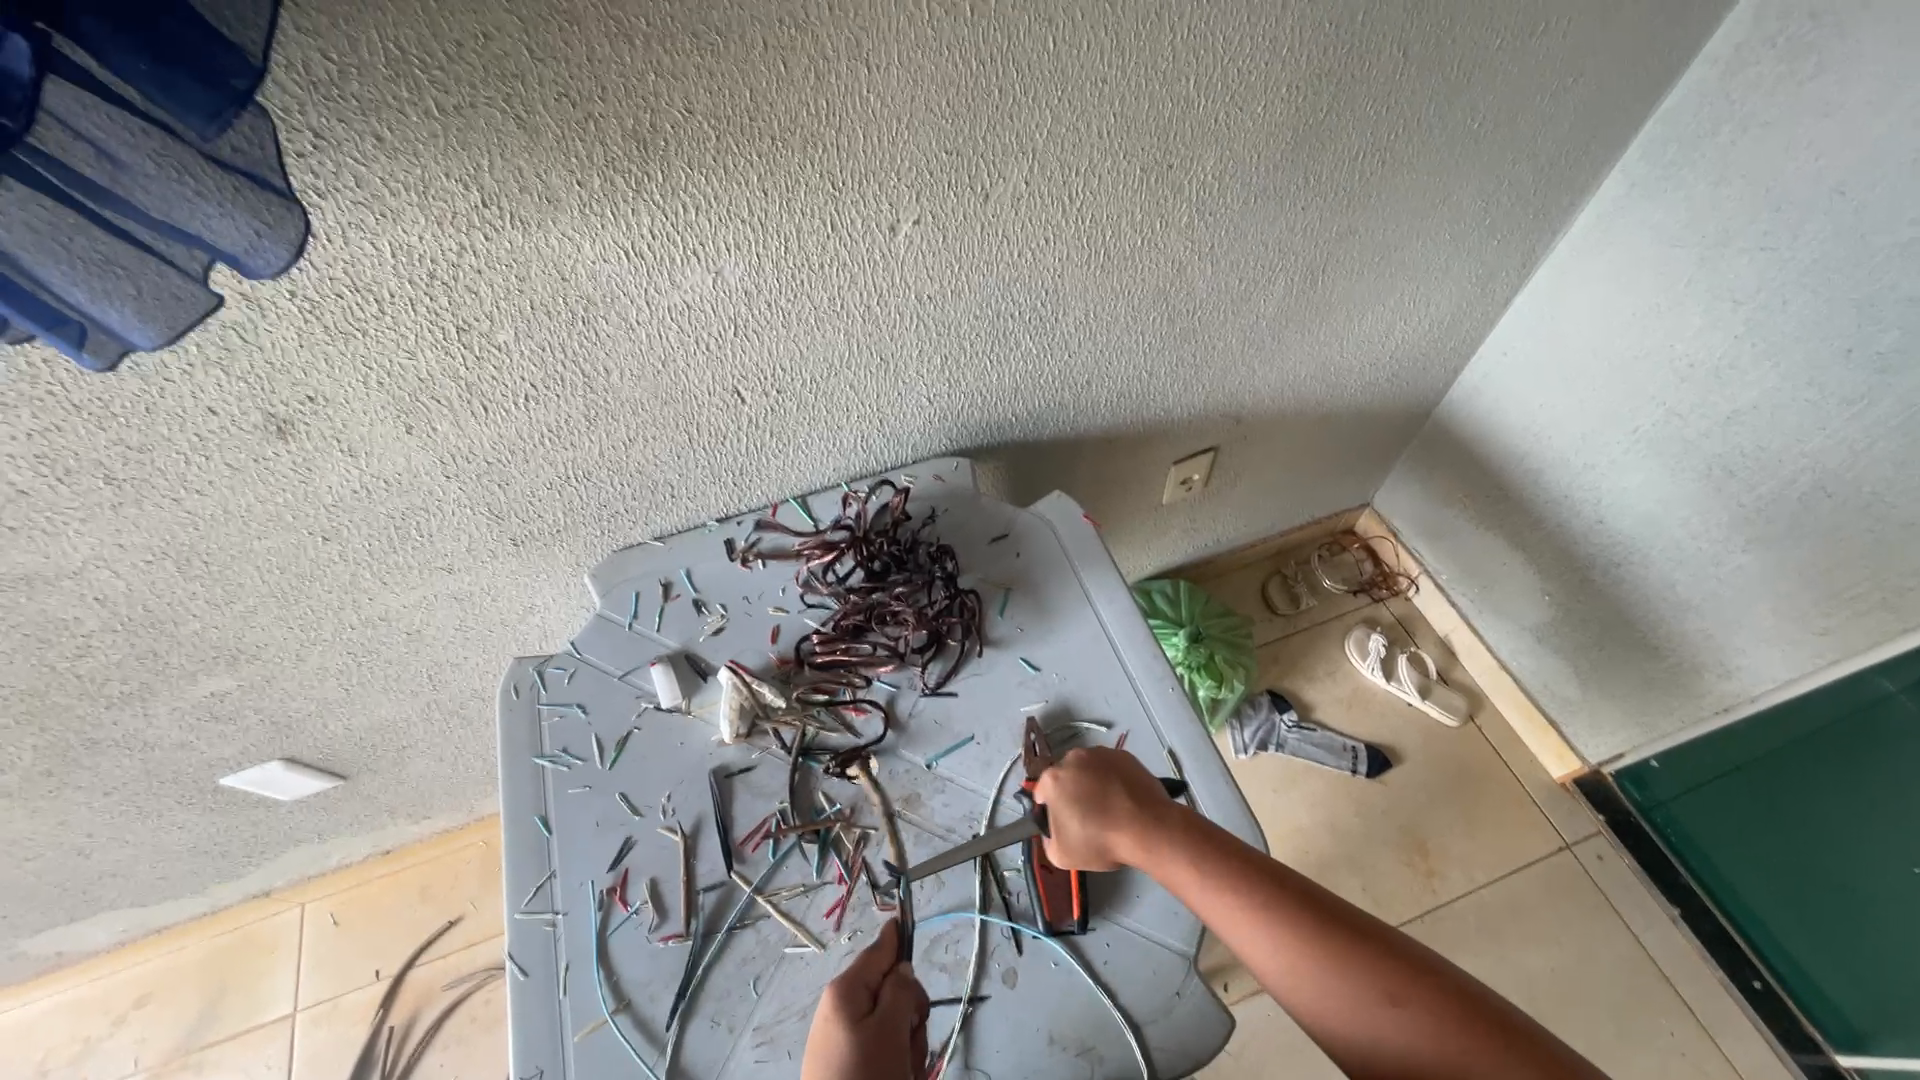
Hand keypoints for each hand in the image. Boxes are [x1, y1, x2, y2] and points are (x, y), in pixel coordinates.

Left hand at [802, 919, 929, 1079]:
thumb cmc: (865, 1076)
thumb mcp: (890, 1031)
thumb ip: (900, 991)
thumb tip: (901, 966)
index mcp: (846, 990)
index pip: (878, 950)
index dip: (897, 936)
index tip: (906, 915)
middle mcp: (842, 1007)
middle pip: (892, 989)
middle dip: (910, 1013)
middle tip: (909, 1039)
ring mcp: (844, 1036)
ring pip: (892, 1022)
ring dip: (906, 1043)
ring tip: (901, 1070)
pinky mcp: (847, 1061)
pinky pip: (881, 1047)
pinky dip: (894, 1060)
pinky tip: (896, 1077)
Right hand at [1033, 746, 1184, 870]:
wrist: (1148, 829)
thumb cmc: (1100, 841)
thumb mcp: (1061, 855)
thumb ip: (1048, 839)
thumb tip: (1052, 831)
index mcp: (1052, 778)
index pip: (1042, 793)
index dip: (1051, 810)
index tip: (1065, 824)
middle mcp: (1073, 758)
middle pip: (1066, 777)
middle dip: (1072, 793)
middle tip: (1088, 816)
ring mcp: (1101, 753)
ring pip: (1089, 769)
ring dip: (1093, 783)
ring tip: (1110, 807)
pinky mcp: (1124, 755)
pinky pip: (1111, 767)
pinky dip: (1113, 779)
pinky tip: (1124, 799)